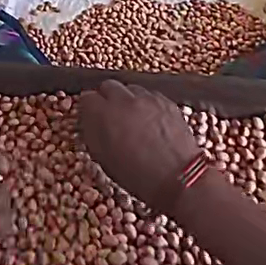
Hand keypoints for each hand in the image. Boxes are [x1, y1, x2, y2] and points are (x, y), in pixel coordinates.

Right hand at [77, 81, 200, 206]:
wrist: (178, 178)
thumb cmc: (137, 175)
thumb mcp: (103, 158)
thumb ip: (92, 133)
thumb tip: (89, 120)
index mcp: (104, 114)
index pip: (87, 98)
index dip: (88, 108)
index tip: (91, 116)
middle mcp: (125, 100)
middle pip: (108, 86)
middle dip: (106, 98)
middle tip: (109, 114)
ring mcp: (148, 99)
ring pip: (130, 88)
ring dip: (127, 99)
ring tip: (131, 117)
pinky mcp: (166, 102)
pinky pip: (150, 95)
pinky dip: (146, 103)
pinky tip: (149, 119)